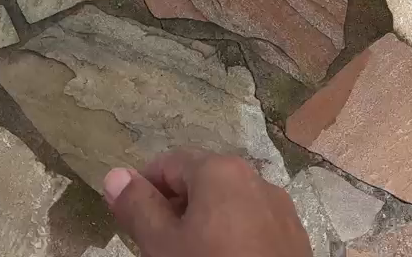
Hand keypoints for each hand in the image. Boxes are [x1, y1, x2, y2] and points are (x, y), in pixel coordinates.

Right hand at [104, 150, 310, 256]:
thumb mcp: (163, 246)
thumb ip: (138, 207)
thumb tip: (115, 174)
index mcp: (220, 169)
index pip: (168, 163)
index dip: (144, 188)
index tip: (131, 220)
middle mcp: (254, 177)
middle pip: (202, 182)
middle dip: (176, 208)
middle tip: (158, 245)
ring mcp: (280, 209)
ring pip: (230, 205)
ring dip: (206, 224)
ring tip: (191, 256)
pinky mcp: (296, 239)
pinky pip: (254, 227)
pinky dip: (234, 239)